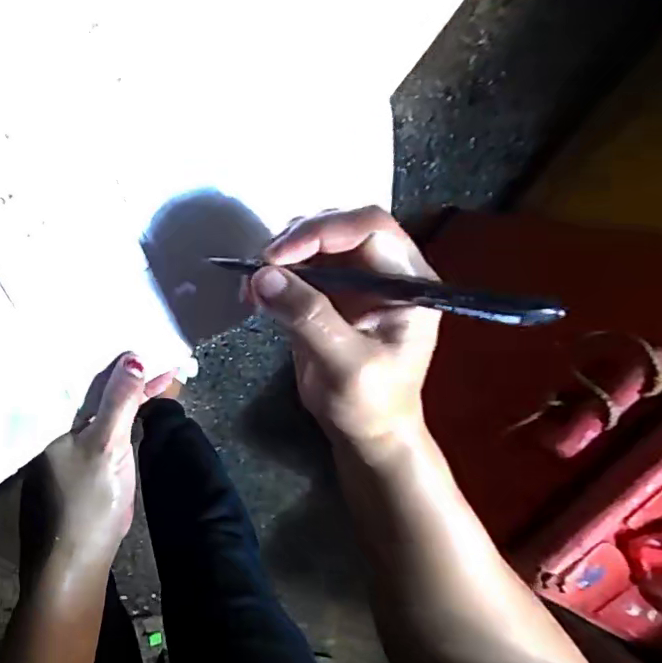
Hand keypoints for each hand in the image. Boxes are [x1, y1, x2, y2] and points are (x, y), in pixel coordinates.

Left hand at [29, 353, 174, 576]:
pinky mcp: (86, 470)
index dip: (128, 368)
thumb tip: (133, 359)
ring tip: (158, 383)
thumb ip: (119, 402)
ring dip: (131, 399)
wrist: (76, 559)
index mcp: (60, 421)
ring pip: (105, 414)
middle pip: (101, 396)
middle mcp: (63, 431)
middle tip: (165, 366)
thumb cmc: (90, 499)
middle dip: (132, 380)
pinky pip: (108, 433)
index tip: (160, 356)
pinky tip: (140, 416)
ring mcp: (74, 452)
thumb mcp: (107, 444)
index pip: (97, 383)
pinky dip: (127, 420)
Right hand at [252, 207, 439, 454]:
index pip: (371, 229)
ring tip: (252, 284)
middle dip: (296, 241)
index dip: (324, 232)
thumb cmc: (371, 405)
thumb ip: (309, 318)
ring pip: (316, 242)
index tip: (279, 256)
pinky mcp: (330, 293)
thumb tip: (263, 276)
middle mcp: (385, 272)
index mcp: (409, 282)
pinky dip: (274, 274)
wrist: (367, 434)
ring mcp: (357, 281)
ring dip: (280, 256)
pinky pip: (299, 267)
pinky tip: (255, 293)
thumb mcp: (345, 365)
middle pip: (340, 228)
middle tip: (259, 268)